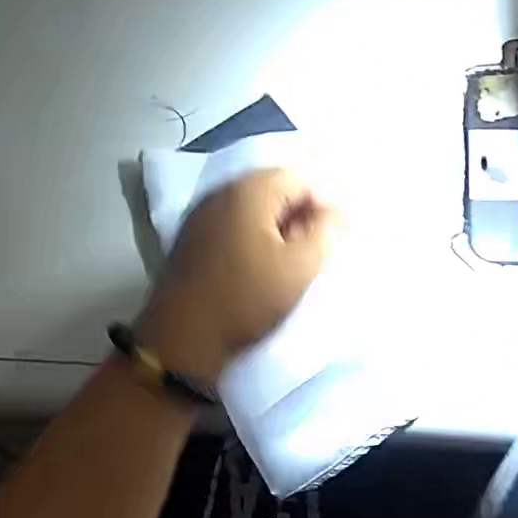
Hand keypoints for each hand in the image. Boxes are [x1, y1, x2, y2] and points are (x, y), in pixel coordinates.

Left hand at [137, 168, 334, 384]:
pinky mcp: (190, 241)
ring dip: (275, 232)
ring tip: (286, 268)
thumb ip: (325, 233)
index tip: (326, 241)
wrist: (183, 339)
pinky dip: (251, 241)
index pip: (298, 178)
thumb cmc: (247, 299)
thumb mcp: (300, 268)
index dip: (320, 206)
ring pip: (252, 211)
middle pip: (273, 191)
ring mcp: (200, 216)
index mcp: (248, 191)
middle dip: (297, 217)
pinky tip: (257, 272)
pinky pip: (232, 227)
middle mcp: (220, 192)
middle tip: (309, 255)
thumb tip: (334, 213)